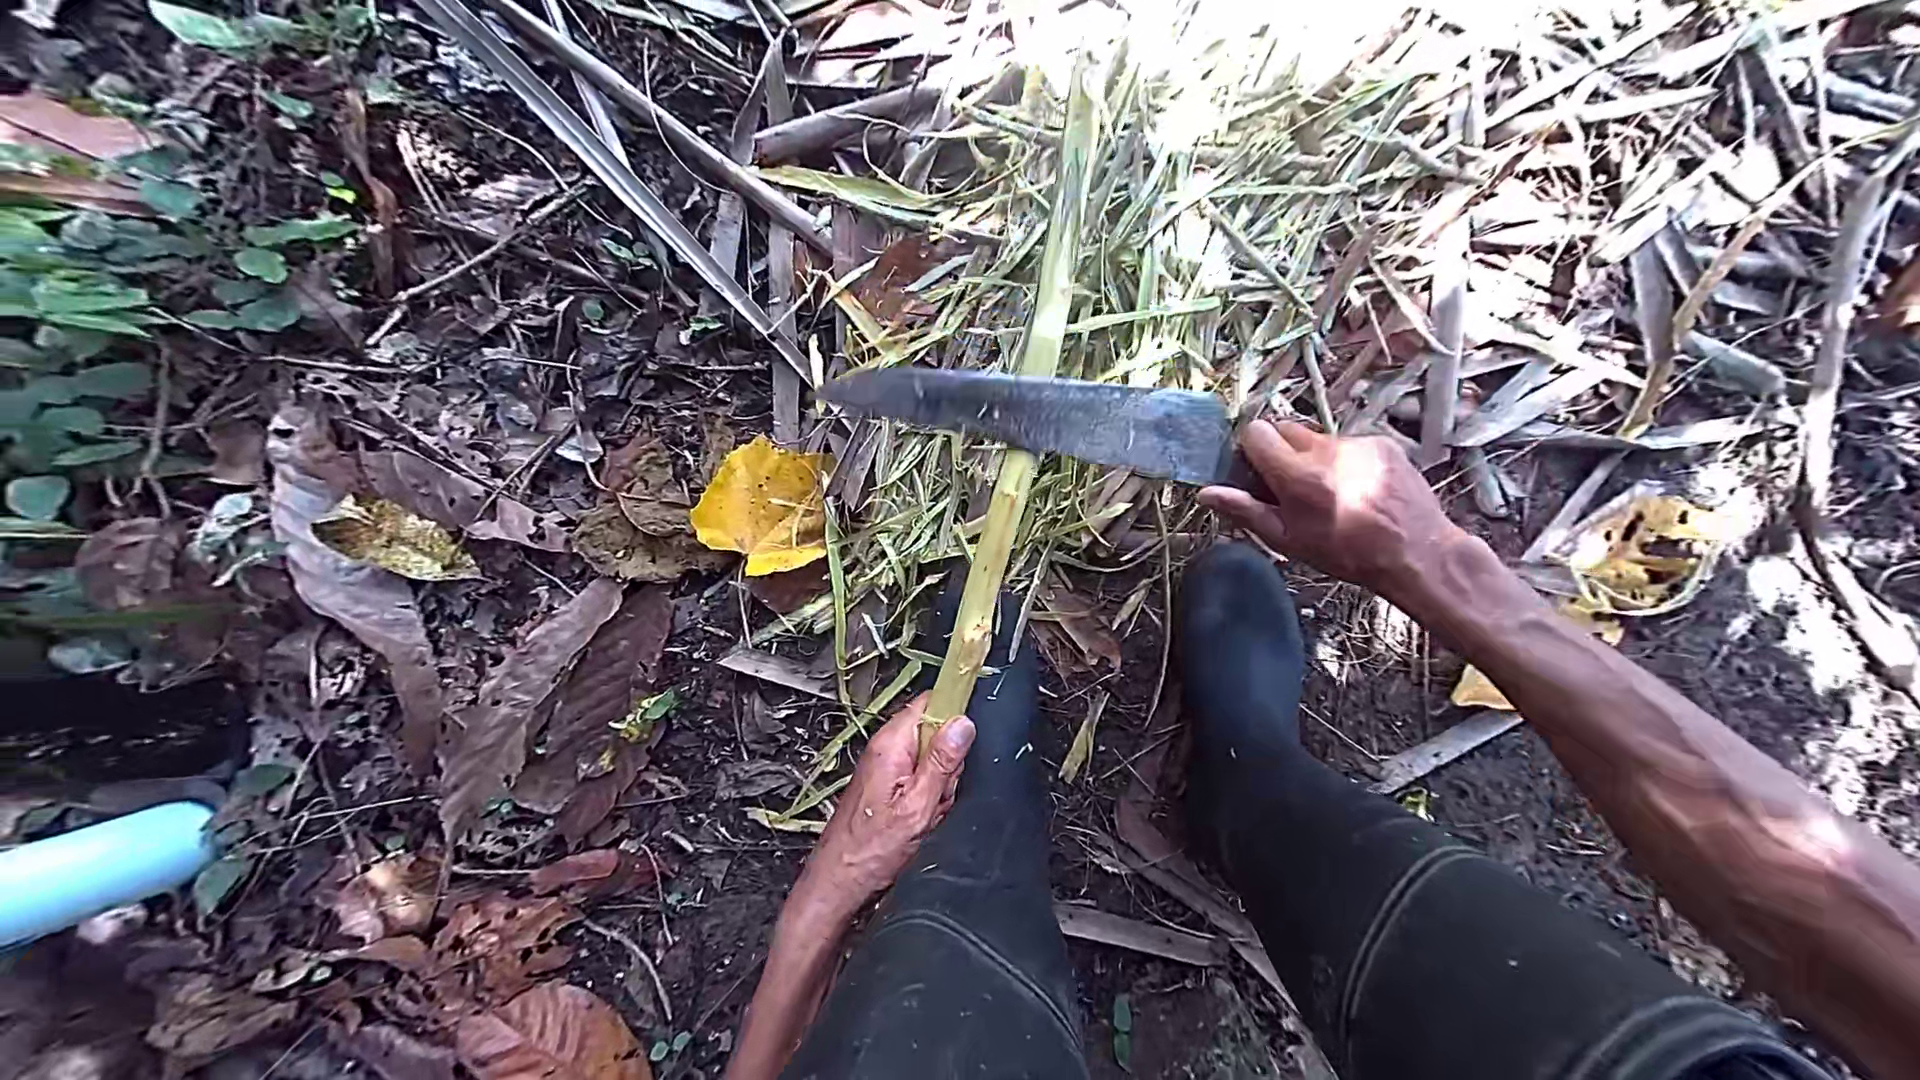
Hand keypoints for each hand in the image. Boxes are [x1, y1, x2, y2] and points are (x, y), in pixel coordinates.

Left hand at [794, 694, 974, 911]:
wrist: (839, 881)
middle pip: (937, 731)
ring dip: (940, 783)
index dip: (956, 714)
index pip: (932, 700)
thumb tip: (964, 723)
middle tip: (940, 793)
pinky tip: (921, 817)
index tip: (967, 742)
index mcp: (892, 743)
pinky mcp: (888, 780)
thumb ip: (942, 762)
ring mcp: (886, 763)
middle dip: (949, 762)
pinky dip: (929, 795)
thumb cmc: (868, 850)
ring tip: (927, 810)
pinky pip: (922, 776)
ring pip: (933, 756)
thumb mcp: (917, 807)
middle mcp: (886, 746)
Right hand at [1199, 421, 1462, 598]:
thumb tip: (1206, 493)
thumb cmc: (1346, 553)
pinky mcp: (1381, 443)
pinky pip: (1345, 442)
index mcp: (1300, 477)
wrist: (1417, 553)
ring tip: (1324, 491)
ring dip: (1309, 456)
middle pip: (1284, 428)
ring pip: (1315, 437)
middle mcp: (1328, 451)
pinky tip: (1351, 487)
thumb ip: (1245, 510)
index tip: (1254, 471)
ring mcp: (1358, 444)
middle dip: (1277, 450)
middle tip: (1283, 483)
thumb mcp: (1287, 540)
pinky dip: (1340, 459)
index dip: (1250, 449)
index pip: (1257, 432)